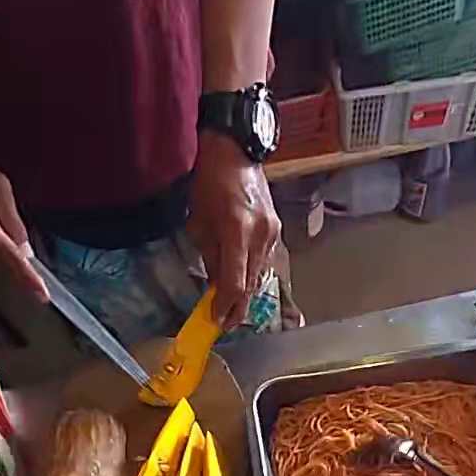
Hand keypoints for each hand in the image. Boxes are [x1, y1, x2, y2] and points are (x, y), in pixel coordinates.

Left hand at [189, 132, 279, 328]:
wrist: (237, 151)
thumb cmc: (210, 183)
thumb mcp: (199, 223)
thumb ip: (210, 257)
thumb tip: (216, 285)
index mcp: (237, 232)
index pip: (234, 281)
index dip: (225, 305)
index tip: (215, 320)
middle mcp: (260, 237)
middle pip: (250, 285)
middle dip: (237, 308)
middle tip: (224, 324)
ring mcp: (272, 235)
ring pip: (259, 276)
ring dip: (244, 294)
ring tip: (231, 307)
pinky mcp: (276, 232)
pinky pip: (263, 262)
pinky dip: (251, 275)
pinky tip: (241, 281)